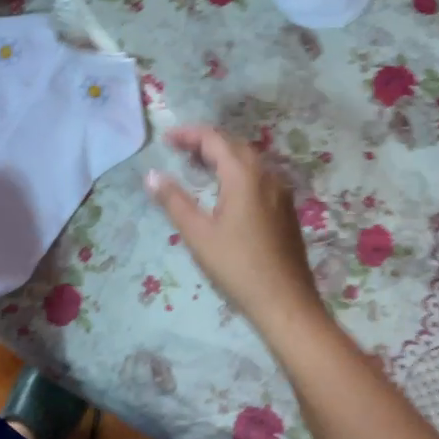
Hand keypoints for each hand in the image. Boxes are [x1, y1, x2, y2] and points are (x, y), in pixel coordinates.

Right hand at [145, 125, 324, 326]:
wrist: (286, 303)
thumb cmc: (238, 266)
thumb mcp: (198, 234)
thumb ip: (173, 200)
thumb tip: (151, 175)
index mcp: (243, 175)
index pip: (214, 139)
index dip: (188, 134)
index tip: (165, 139)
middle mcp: (266, 175)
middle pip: (233, 144)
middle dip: (204, 141)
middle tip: (178, 150)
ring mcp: (280, 191)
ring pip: (248, 158)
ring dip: (222, 154)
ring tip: (196, 165)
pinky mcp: (285, 208)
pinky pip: (258, 174)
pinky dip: (237, 169)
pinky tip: (224, 189)